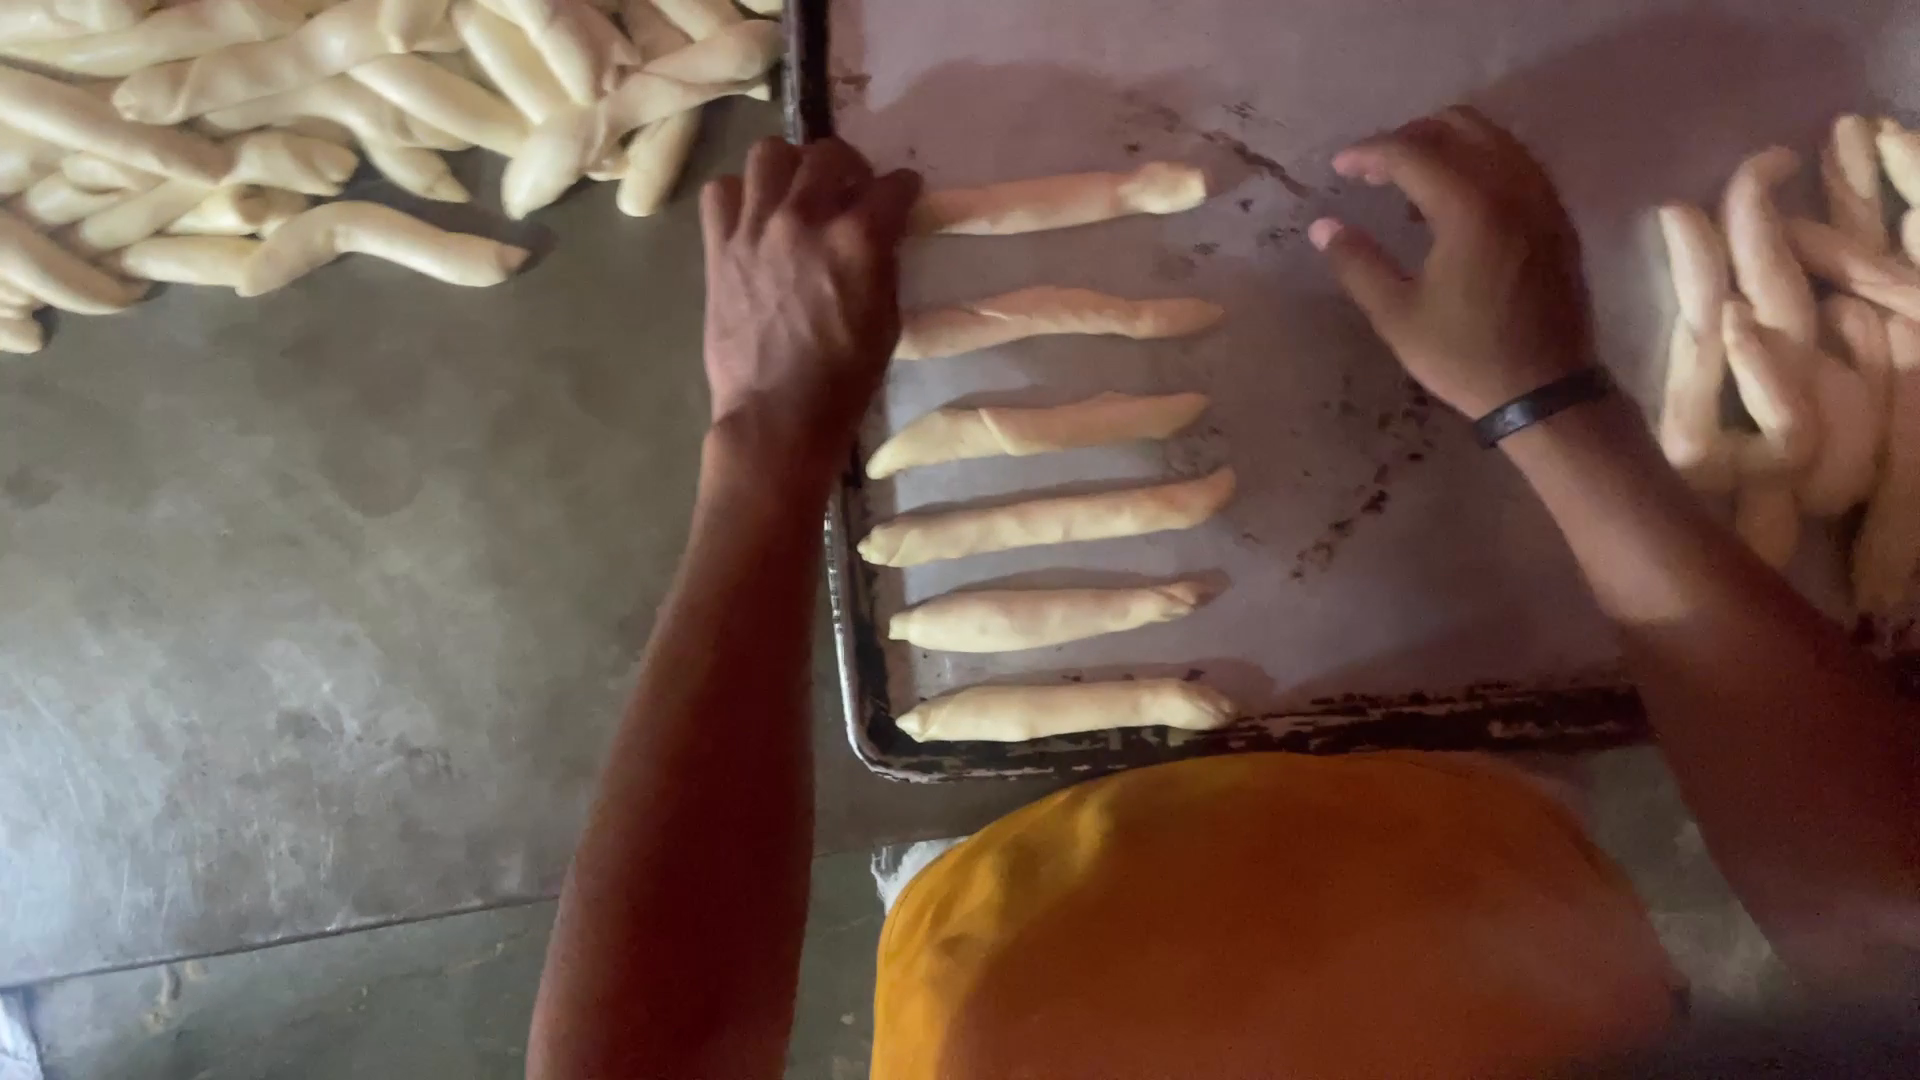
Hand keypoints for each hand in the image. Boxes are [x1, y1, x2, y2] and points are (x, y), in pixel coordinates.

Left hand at [700, 136, 920, 471]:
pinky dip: (740, 195)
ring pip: (770, 154)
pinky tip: (754, 217)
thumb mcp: (887, 323)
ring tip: (798, 192)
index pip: (891, 188)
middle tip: (852, 190)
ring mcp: (755, 228)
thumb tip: (878, 237)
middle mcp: (804, 218)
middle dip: (850, 167)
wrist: (778, 415)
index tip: (905, 193)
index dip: (904, 188)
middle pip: (829, 154)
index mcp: (857, 240)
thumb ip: (884, 266)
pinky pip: (721, 191)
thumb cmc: (845, 380)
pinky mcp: (719, 248)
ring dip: (792, 167)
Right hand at [1310, 106, 1594, 418]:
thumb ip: (1358, 263)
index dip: (1370, 153)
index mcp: (1470, 209)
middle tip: (1369, 168)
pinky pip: (1514, 161)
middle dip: (1409, 137)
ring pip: (1493, 137)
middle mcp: (1513, 187)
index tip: (1338, 166)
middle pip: (1460, 126)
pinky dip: (1475, 160)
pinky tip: (1448, 197)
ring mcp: (1541, 198)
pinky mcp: (1554, 215)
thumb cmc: (1460, 355)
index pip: (1414, 154)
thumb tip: (1323, 226)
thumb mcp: (1395, 315)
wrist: (1541, 386)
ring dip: (1444, 144)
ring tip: (1404, 179)